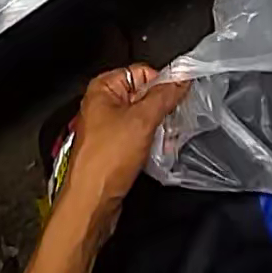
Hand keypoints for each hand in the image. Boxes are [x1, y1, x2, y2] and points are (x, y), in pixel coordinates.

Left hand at [25, 66, 189, 272]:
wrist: (91, 201)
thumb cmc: (104, 160)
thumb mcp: (141, 121)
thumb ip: (163, 97)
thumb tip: (180, 81)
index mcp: (103, 87)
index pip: (141, 72)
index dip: (161, 83)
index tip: (178, 95)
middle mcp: (103, 103)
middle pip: (143, 95)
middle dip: (161, 109)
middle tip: (173, 121)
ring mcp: (109, 126)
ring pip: (143, 118)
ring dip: (159, 129)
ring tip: (167, 141)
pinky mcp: (115, 147)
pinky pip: (139, 136)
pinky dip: (152, 142)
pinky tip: (160, 153)